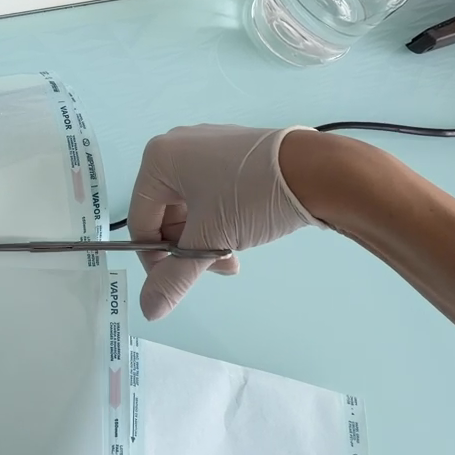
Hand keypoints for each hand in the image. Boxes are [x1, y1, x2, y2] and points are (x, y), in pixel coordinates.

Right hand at [128, 125, 319, 319]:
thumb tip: (148, 311)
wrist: (314, 170)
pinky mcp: (229, 148)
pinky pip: (209, 187)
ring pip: (189, 203)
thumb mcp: (210, 240)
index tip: (183, 278)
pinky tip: (244, 228)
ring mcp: (203, 144)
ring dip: (206, 235)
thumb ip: (175, 278)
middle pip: (165, 211)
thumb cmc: (251, 196)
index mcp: (158, 159)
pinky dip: (219, 214)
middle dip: (188, 246)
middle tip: (219, 265)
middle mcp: (173, 145)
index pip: (140, 220)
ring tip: (234, 254)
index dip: (157, 257)